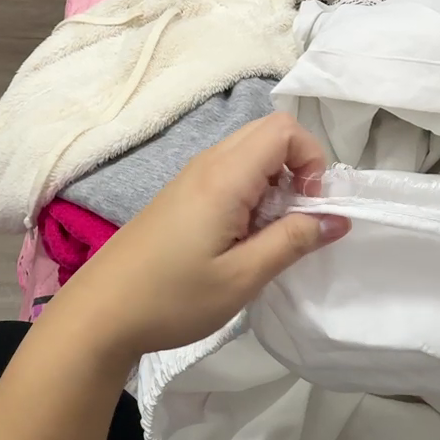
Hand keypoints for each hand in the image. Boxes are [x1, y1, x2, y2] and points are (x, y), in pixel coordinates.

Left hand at [44, 113, 350, 365]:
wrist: (102, 311)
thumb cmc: (173, 297)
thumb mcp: (242, 278)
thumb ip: (293, 241)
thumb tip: (337, 217)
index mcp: (225, 175)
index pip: (284, 128)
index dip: (312, 158)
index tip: (310, 205)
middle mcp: (209, 162)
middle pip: (269, 131)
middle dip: (298, 165)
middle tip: (296, 218)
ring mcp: (193, 174)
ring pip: (251, 150)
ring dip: (276, 179)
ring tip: (270, 232)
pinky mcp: (184, 190)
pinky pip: (232, 168)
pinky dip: (254, 188)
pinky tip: (243, 235)